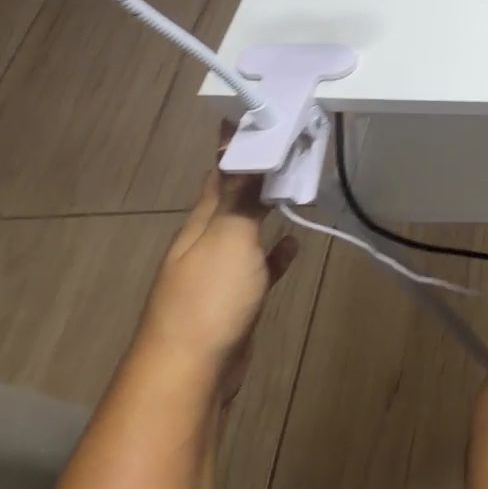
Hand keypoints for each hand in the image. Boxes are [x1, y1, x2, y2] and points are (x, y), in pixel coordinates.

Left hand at [136, 140, 297, 398]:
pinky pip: (260, 265)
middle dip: (254, 174)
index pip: (219, 175)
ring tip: (296, 188)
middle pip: (232, 200)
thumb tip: (241, 150)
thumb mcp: (228, 241)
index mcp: (200, 226)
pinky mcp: (237, 299)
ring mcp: (220, 273)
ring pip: (246, 230)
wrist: (192, 371)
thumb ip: (240, 199)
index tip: (255, 117)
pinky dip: (277, 252)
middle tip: (288, 147)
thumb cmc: (209, 300)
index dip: (234, 147)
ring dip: (267, 210)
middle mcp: (206, 244)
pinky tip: (294, 245)